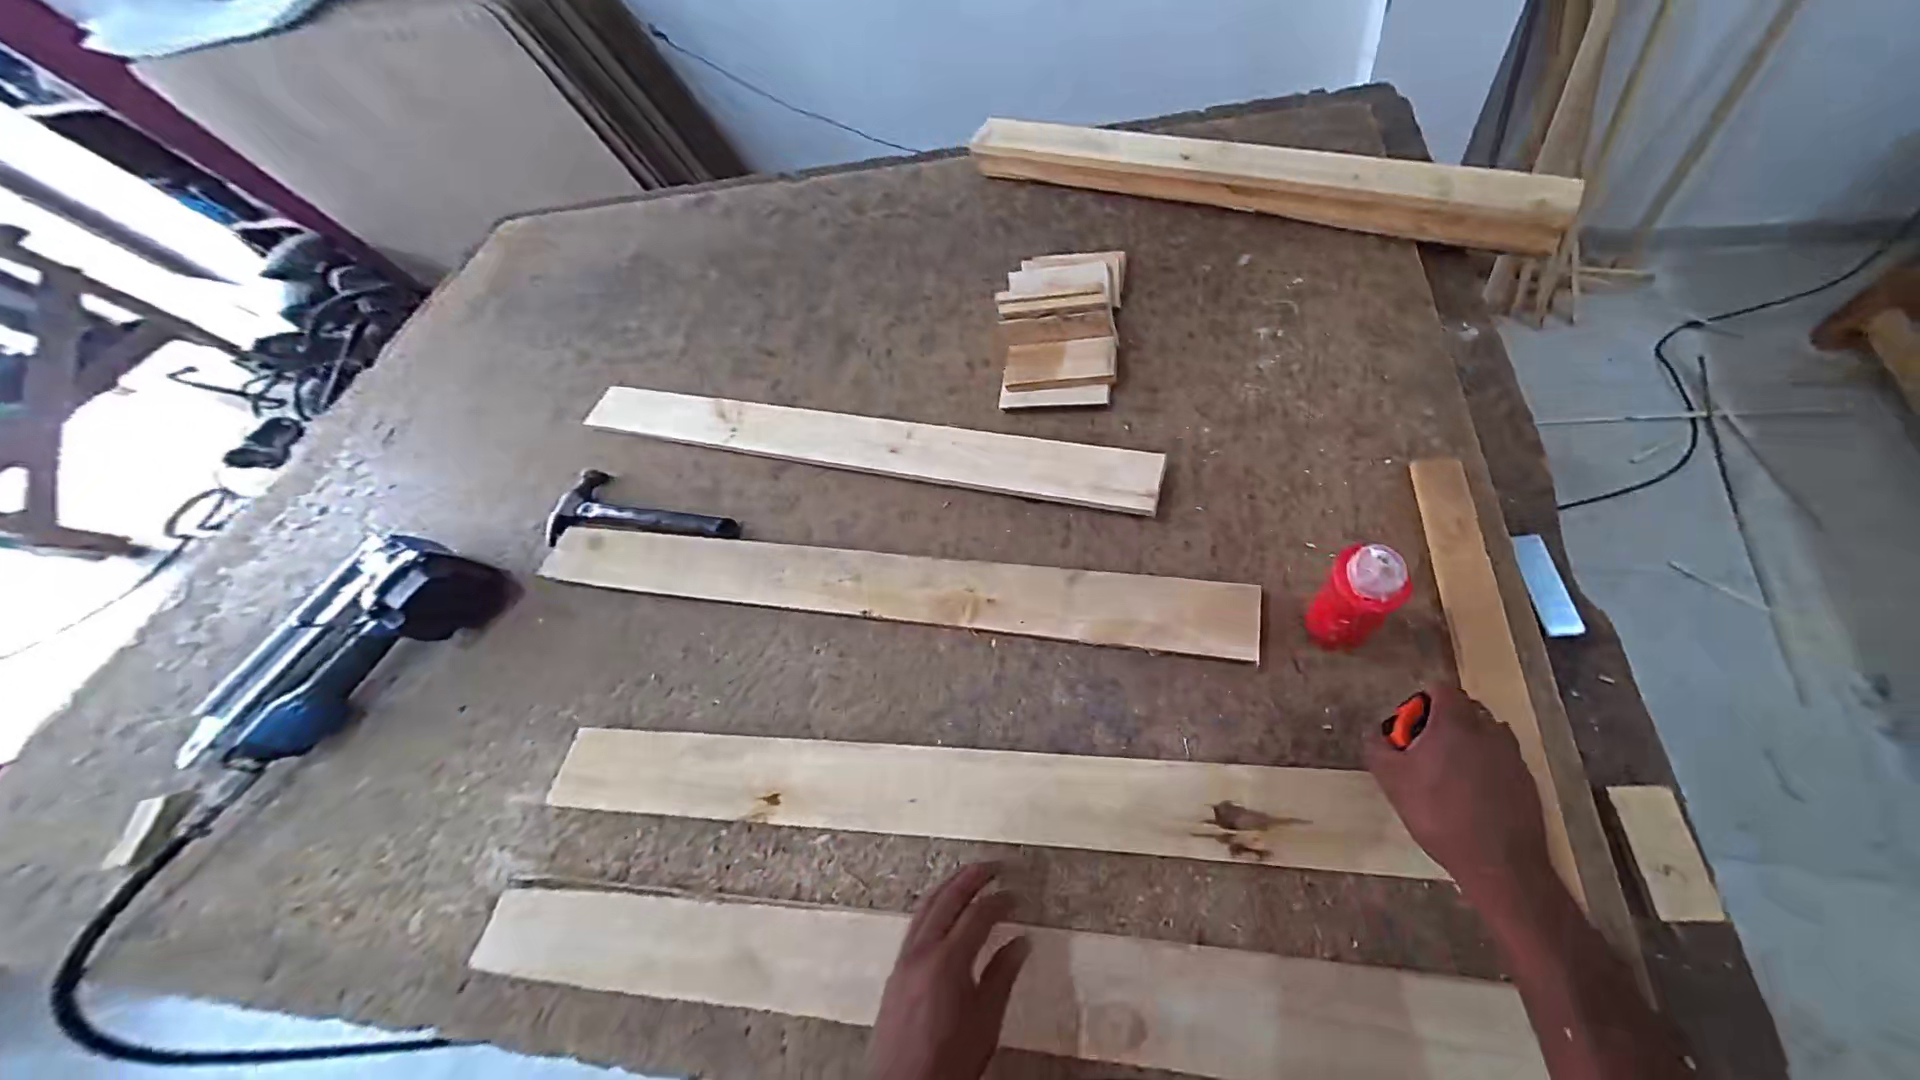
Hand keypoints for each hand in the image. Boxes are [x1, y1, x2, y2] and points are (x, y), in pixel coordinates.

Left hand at [865, 864, 1030, 1079]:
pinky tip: (943, 908)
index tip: (1017, 894)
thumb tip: (1021, 942)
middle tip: (994, 865)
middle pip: (948, 898)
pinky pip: (916, 922)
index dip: (1001, 900)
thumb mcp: (986, 1023)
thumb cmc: (947, 1063)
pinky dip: (933, 905)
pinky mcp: (896, 970)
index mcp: (948, 961)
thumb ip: (1002, 976)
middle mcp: (922, 951)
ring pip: (927, 906)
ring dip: (950, 886)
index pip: (978, 914)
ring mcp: (905, 958)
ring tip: (969, 876)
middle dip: (972, 876)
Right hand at [1363, 683, 1552, 894]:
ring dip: (1463, 744)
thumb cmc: (1437, 813)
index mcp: (1455, 723)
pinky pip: (1499, 759)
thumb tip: (1378, 733)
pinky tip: (1468, 796)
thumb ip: (1377, 746)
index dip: (1419, 702)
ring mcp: (1513, 757)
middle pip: (1463, 709)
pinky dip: (1482, 766)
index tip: (1408, 729)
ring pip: (1483, 734)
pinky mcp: (1527, 782)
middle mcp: (1489, 731)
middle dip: (1440, 722)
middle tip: (1421, 752)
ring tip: (1445, 775)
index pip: (1440, 689)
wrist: (1499, 864)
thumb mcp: (1390, 778)